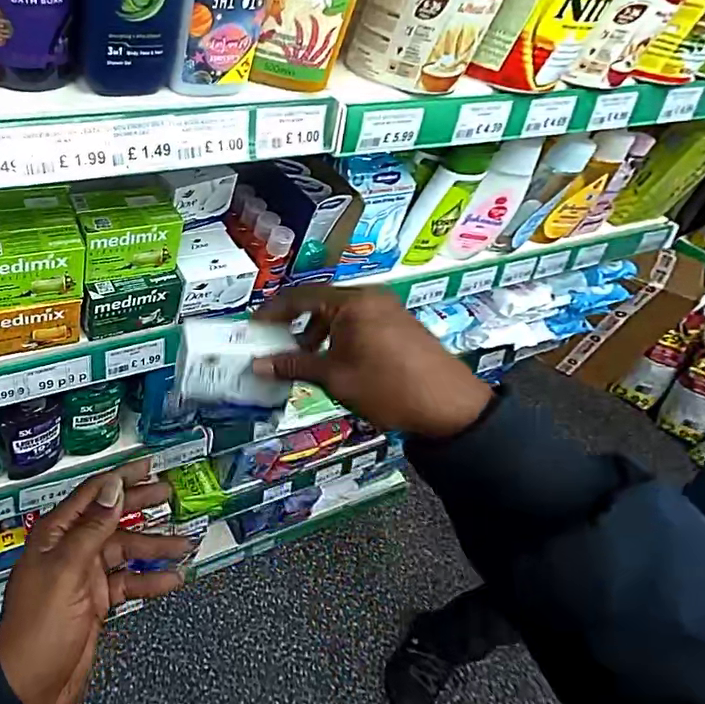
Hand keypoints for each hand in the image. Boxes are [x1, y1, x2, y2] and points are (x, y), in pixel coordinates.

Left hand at [0, 462, 187, 703]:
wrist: (28, 690)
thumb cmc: (36, 628)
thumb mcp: (66, 571)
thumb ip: (92, 528)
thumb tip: (113, 488)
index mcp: (56, 534)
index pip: (94, 493)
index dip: (121, 476)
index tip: (147, 466)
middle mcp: (71, 549)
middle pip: (114, 517)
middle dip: (142, 503)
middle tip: (169, 494)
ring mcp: (85, 575)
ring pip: (127, 550)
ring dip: (156, 547)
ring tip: (184, 544)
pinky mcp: (97, 601)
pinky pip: (130, 581)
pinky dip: (151, 579)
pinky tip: (172, 578)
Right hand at [253, 285, 492, 439]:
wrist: (451, 408)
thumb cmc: (388, 388)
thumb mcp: (335, 377)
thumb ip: (294, 365)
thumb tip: (258, 365)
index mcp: (353, 301)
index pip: (300, 296)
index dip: (273, 312)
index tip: (253, 328)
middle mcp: (370, 296)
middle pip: (321, 302)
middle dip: (296, 325)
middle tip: (277, 346)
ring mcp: (388, 308)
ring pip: (341, 313)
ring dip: (319, 332)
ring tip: (306, 360)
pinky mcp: (399, 323)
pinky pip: (359, 321)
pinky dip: (340, 336)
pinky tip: (336, 361)